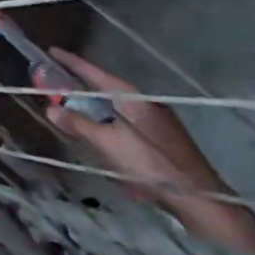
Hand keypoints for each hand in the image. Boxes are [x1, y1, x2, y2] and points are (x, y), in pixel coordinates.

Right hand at [40, 49, 254, 254]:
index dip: (71, 62)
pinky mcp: (163, 144)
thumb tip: (51, 108)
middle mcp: (145, 104)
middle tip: (54, 94)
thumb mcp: (110, 144)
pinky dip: (108, 128)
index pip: (94, 72)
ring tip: (74, 122)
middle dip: (78, 92)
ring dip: (92, 113)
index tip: (50, 51)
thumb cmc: (153, 166)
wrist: (204, 203)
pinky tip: (105, 146)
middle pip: (103, 92)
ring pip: (115, 111)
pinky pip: (126, 127)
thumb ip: (79, 125)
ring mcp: (156, 124)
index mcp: (132, 97)